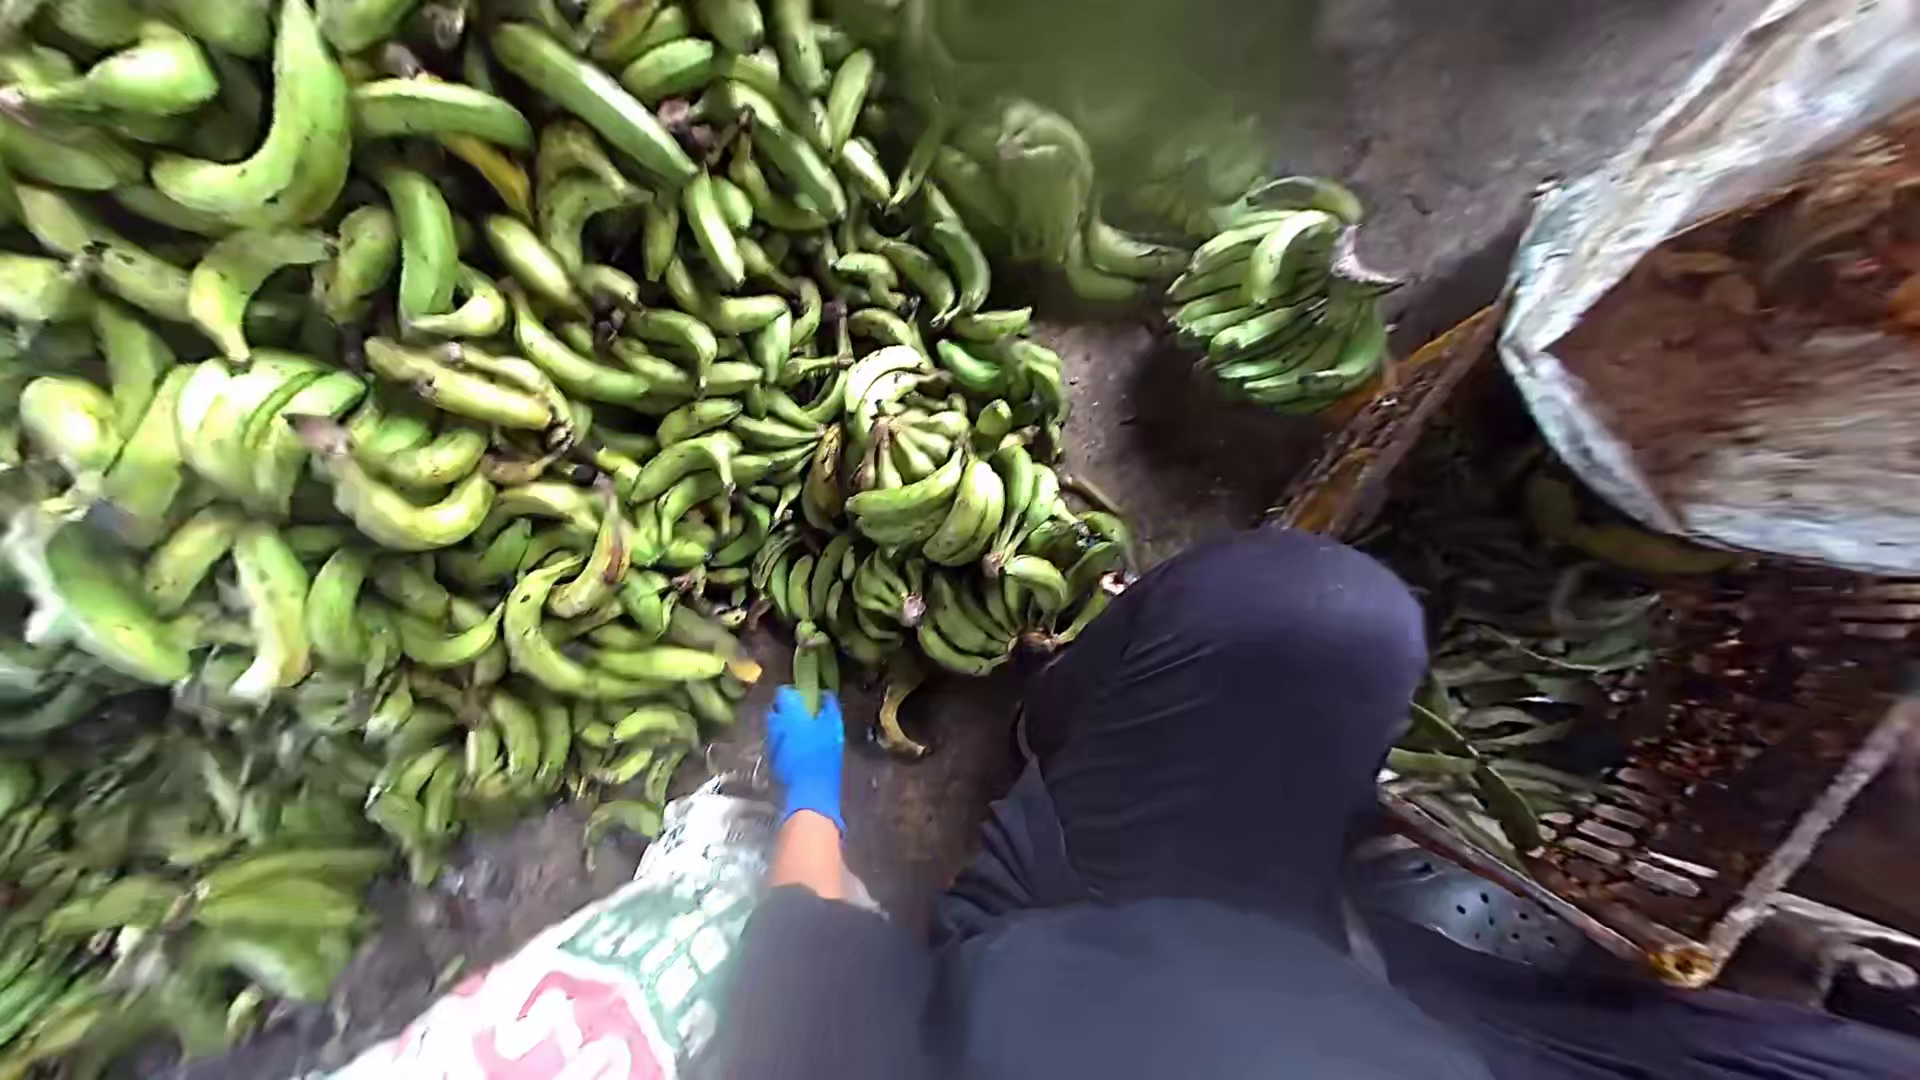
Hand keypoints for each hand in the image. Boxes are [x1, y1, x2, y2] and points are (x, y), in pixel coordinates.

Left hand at [766, 685, 844, 831]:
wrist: (809, 790)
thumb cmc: (823, 753)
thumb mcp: (833, 727)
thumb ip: (829, 707)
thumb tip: (825, 694)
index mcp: (790, 714)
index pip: (782, 693)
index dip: (791, 692)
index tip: (802, 695)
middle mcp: (776, 726)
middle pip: (774, 710)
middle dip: (784, 708)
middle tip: (800, 712)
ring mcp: (771, 744)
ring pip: (773, 727)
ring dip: (783, 725)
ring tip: (799, 731)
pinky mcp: (772, 760)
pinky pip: (775, 743)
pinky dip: (783, 741)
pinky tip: (796, 748)